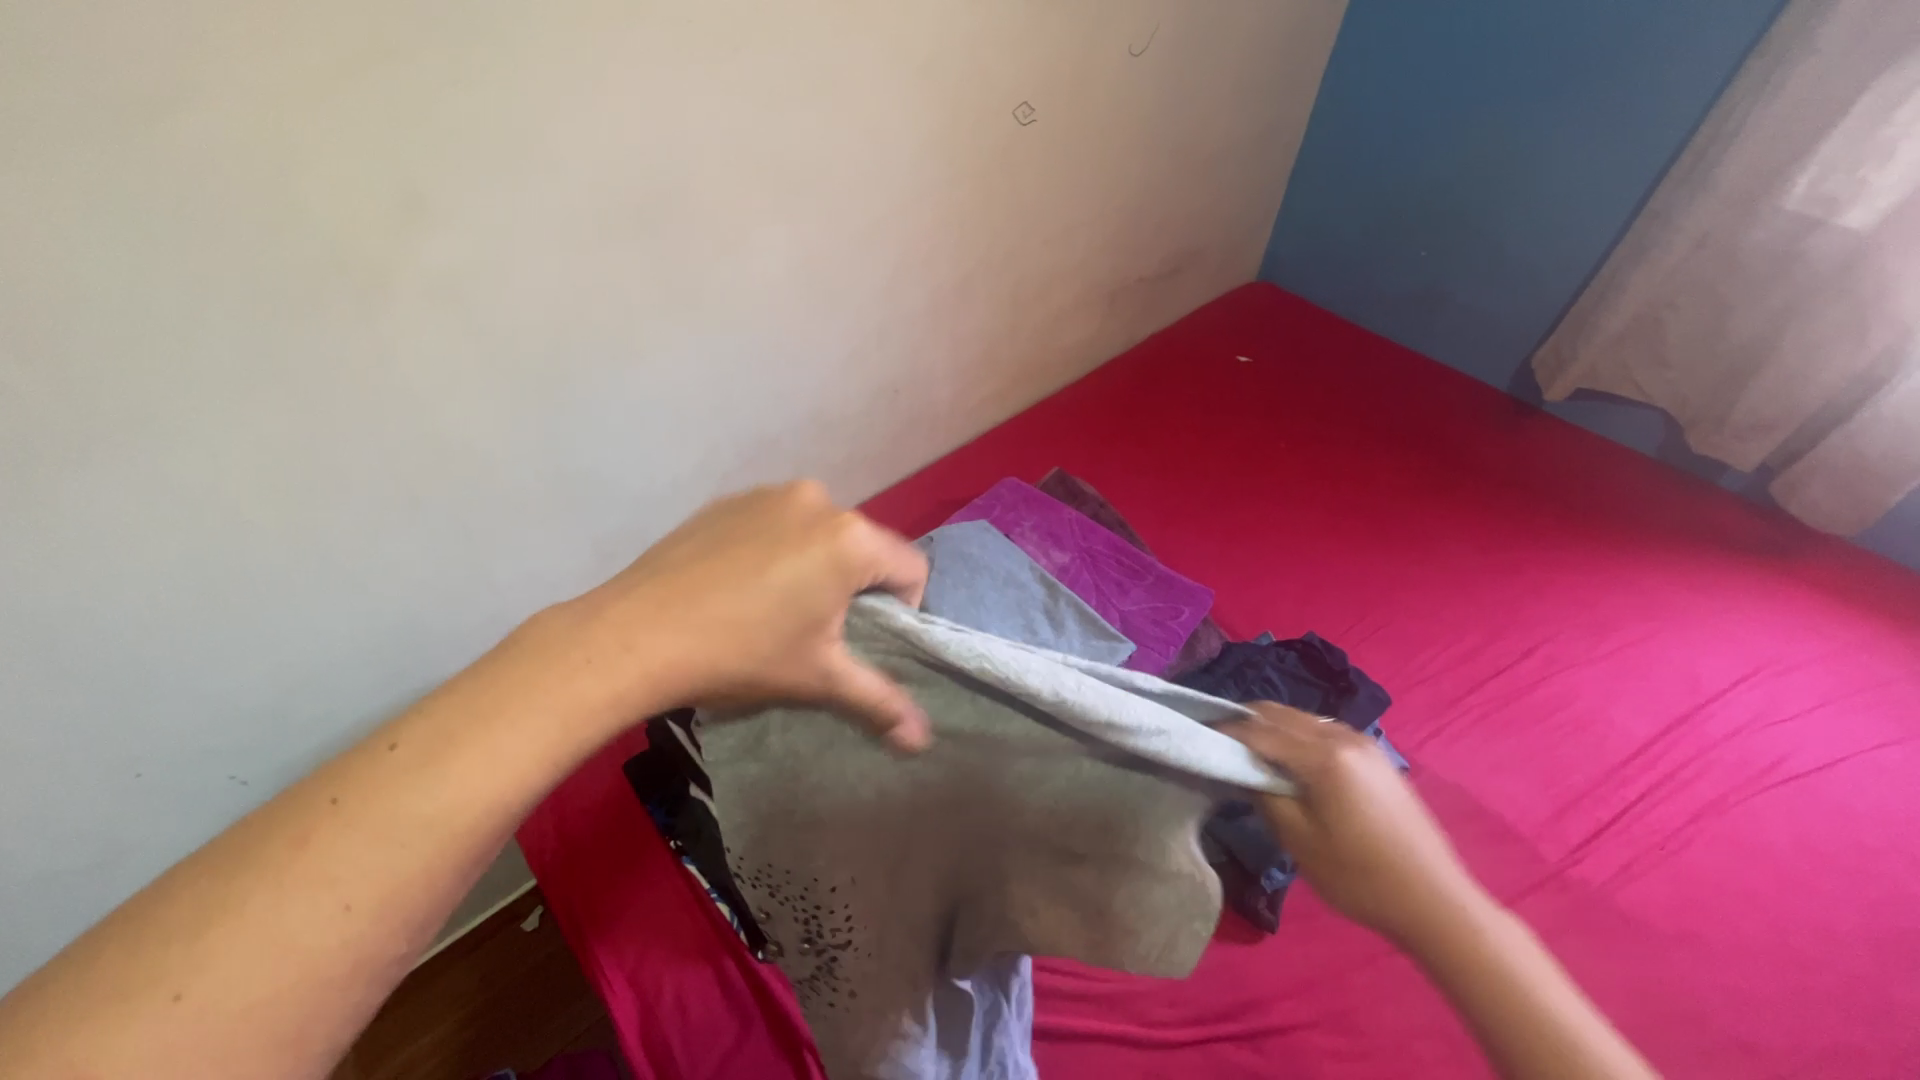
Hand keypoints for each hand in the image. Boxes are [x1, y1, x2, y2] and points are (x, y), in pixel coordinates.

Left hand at [539, 480, 931, 750]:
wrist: (634, 634)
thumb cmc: (741, 655)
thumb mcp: (818, 679)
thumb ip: (880, 701)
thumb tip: (923, 741)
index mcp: (851, 539)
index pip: (911, 568)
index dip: (901, 611)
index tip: (860, 640)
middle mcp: (819, 501)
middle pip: (865, 548)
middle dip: (854, 587)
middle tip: (815, 629)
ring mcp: (769, 494)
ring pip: (820, 534)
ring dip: (815, 566)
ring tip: (773, 607)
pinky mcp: (730, 500)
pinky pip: (778, 523)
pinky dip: (775, 550)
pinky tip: (739, 586)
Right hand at [1219, 703, 1485, 945]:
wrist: (1435, 901)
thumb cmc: (1360, 878)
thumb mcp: (1299, 841)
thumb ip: (1265, 795)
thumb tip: (1241, 769)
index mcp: (1324, 757)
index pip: (1259, 729)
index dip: (1224, 730)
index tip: (1196, 737)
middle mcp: (1343, 737)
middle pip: (1280, 713)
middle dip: (1244, 722)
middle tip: (1216, 743)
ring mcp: (1364, 743)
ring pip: (1302, 718)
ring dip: (1271, 727)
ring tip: (1247, 753)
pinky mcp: (1375, 757)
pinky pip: (1322, 731)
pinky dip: (1296, 736)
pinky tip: (1287, 761)